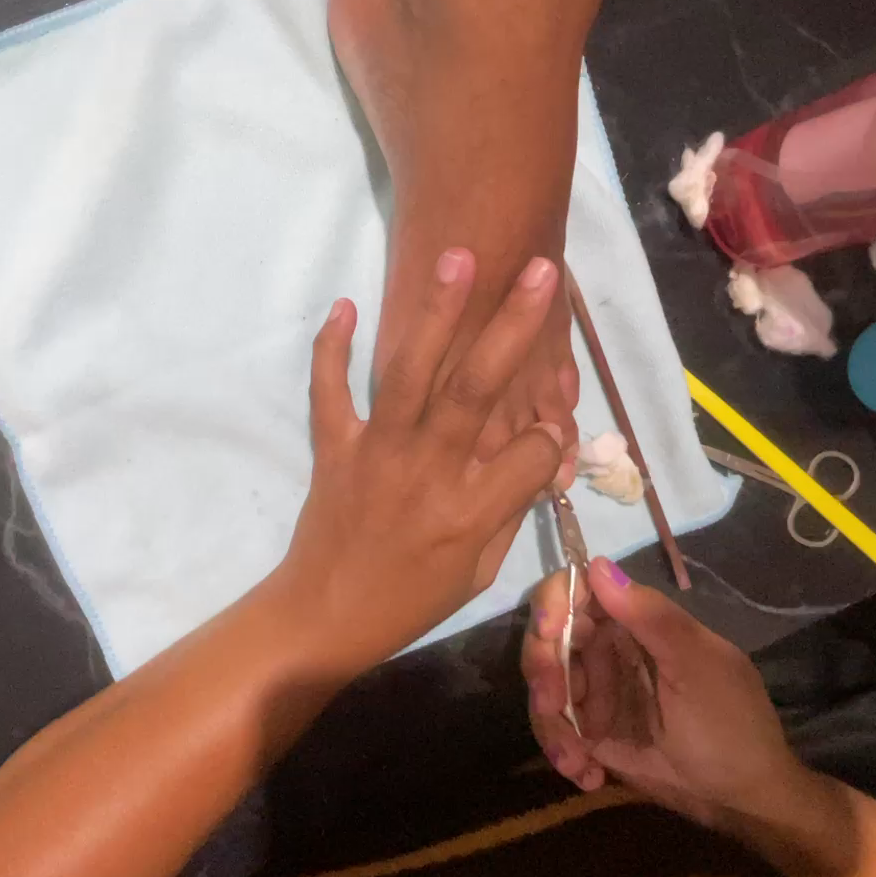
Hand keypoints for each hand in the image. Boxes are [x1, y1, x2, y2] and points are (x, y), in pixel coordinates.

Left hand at [273, 247, 565, 666]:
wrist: (325, 618)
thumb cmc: (410, 603)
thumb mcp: (478, 572)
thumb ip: (509, 511)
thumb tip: (539, 461)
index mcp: (471, 510)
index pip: (532, 449)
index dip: (550, 437)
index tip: (546, 434)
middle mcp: (428, 471)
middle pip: (475, 391)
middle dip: (511, 327)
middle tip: (538, 271)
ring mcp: (375, 454)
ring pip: (408, 376)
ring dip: (433, 315)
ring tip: (456, 258)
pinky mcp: (333, 448)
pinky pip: (330, 394)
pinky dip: (332, 350)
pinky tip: (344, 306)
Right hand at [522, 557, 842, 847]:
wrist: (743, 799)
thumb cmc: (730, 723)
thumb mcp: (698, 667)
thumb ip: (651, 617)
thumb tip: (597, 565)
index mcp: (631, 622)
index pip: (575, 592)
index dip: (552, 604)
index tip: (548, 634)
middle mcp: (603, 649)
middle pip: (546, 639)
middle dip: (542, 671)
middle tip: (552, 706)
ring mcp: (592, 690)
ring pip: (543, 688)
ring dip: (551, 725)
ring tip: (577, 761)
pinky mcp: (586, 728)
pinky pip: (553, 729)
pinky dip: (562, 751)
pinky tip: (587, 774)